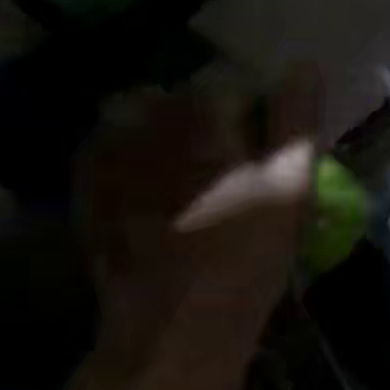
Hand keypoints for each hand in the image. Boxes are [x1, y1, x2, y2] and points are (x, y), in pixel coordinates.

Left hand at [78, 71, 319, 350]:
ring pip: (140, 119)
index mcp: (198, 117)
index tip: (267, 149)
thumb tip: (303, 65)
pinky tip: (154, 195)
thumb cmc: (246, 258)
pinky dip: (134, 159)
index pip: (230, 83)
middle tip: (231, 165)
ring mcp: (106, 155)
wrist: (175, 325)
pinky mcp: (86, 190)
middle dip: (208, 120)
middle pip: (181, 98)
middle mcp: (142, 121)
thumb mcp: (291, 190)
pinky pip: (110, 151)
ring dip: (166, 134)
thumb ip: (296, 122)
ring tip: (189, 176)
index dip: (255, 112)